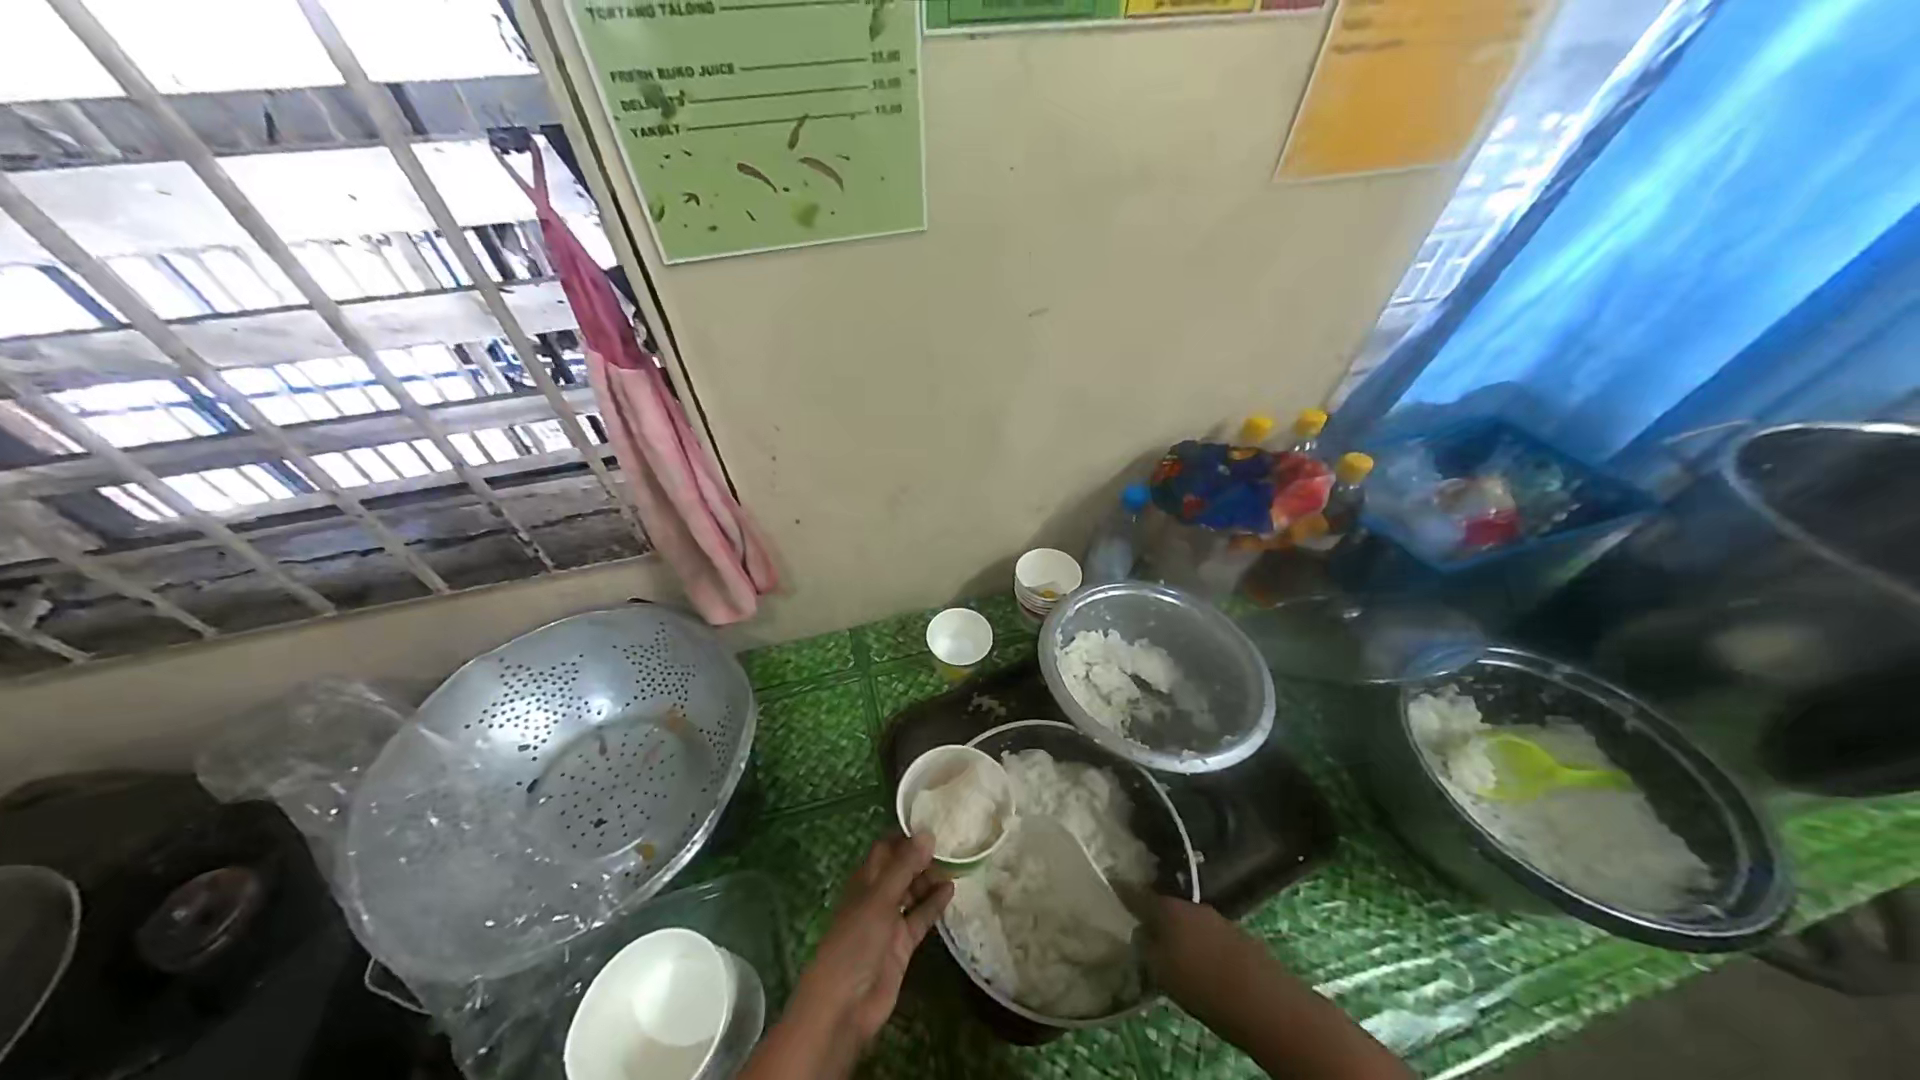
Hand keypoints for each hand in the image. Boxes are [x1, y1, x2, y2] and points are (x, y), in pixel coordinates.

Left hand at [740, 833, 952, 1079]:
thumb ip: (904, 867)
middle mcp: (877, 897)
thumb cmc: (855, 942)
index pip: (886, 848)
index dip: (906, 835)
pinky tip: (952, 890)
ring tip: (959, 861)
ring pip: (912, 892)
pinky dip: (934, 904)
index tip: (934, 820)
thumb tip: (928, 832)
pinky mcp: (902, 944)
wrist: (845, 1004)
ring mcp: (889, 921)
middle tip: (954, 841)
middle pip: (902, 869)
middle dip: (923, 856)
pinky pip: (920, 917)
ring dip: (930, 878)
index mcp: (864, 880)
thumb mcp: (880, 898)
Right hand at [1130, 894, 1260, 1010]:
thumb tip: (1142, 933)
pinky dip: (1199, 943)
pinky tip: (1200, 961)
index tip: (1110, 883)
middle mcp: (1192, 907)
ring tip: (1172, 950)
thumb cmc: (1203, 987)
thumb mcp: (1161, 972)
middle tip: (1142, 929)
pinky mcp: (1238, 936)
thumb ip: (1146, 948)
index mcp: (1168, 910)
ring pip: (1189, 920)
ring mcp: (1218, 919)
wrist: (1266, 1003)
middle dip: (1154, 916)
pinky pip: (1208, 934)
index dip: (1122, 890)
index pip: (1137, 894)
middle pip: (1165, 906)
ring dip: (1179, 931)